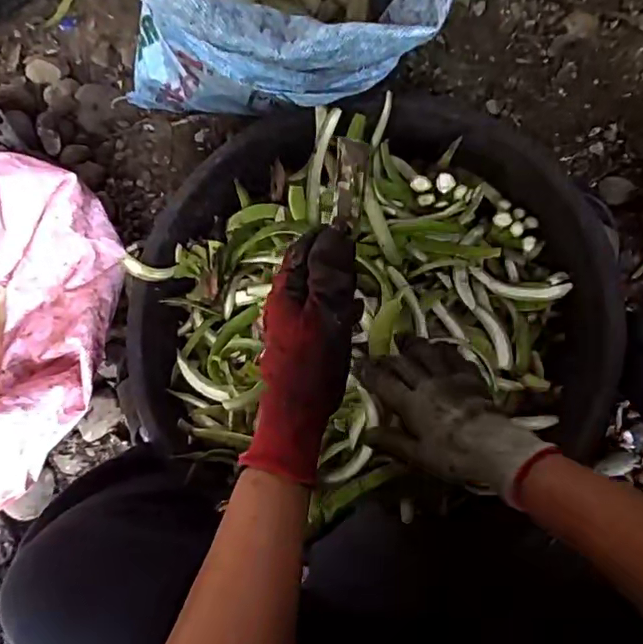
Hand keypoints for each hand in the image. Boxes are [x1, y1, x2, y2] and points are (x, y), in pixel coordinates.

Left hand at [238, 225, 359, 485]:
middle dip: (335, 260)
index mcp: (286, 288)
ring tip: (359, 288)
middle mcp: (283, 299)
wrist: (297, 412)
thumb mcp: (327, 313)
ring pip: (317, 288)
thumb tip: (336, 232)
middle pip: (310, 266)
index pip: (305, 247)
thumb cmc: (313, 362)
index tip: (353, 231)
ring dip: (339, 284)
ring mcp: (290, 318)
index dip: (328, 235)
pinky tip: (352, 315)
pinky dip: (337, 306)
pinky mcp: (300, 336)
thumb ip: (330, 273)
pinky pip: (320, 309)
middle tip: (358, 264)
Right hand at [362, 339, 557, 505]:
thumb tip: (367, 434)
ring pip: (428, 352)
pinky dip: (444, 349)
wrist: (492, 444)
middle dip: (389, 356)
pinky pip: (455, 356)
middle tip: (380, 352)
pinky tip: (442, 348)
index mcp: (411, 403)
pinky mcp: (471, 376)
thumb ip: (392, 442)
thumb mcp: (418, 455)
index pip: (384, 382)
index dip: (369, 371)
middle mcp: (427, 383)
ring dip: (415, 344)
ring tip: (407, 339)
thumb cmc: (452, 456)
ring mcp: (451, 376)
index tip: (358, 362)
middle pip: (404, 363)